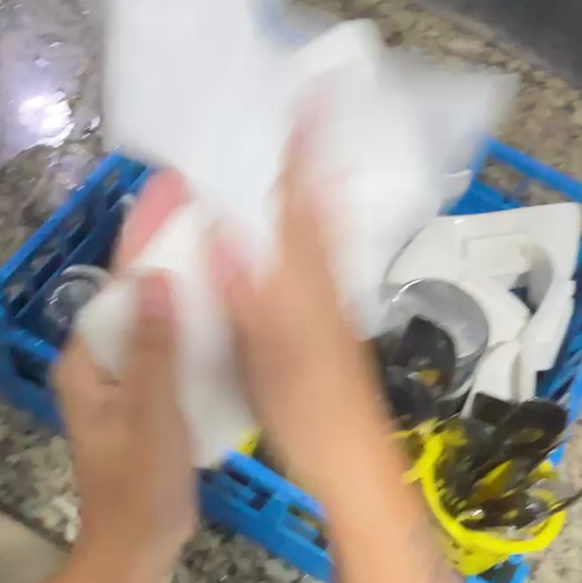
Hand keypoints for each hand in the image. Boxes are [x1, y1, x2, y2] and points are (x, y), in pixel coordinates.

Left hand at [54, 182, 198, 582]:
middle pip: (138, 300)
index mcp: (89, 362)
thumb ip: (156, 349)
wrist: (137, 548)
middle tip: (208, 211)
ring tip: (224, 250)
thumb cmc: (140, 486)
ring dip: (185, 293)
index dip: (144, 238)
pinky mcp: (147, 405)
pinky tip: (226, 317)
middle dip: (168, 258)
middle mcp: (101, 366)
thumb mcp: (150, 414)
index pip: (118, 286)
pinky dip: (193, 334)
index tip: (172, 190)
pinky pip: (170, 356)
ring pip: (157, 327)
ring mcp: (124, 386)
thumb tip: (158, 278)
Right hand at [209, 125, 465, 582]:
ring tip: (285, 177)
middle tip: (294, 130)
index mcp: (308, 294)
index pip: (302, 212)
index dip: (301, 160)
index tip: (299, 110)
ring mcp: (331, 320)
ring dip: (307, 209)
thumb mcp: (274, 365)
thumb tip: (223, 237)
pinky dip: (302, 255)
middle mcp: (325, 295)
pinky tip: (285, 259)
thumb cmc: (313, 423)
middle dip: (309, 174)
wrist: (358, 472)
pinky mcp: (329, 344)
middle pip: (317, 222)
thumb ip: (249, 301)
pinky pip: (314, 282)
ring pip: (318, 250)